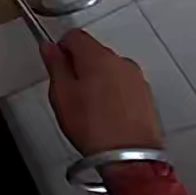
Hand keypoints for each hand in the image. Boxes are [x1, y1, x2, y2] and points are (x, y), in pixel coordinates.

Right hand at [40, 29, 163, 155]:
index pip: (74, 35)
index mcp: (97, 57)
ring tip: (86, 107)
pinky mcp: (145, 95)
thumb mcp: (61, 94)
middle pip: (93, 51)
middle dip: (78, 64)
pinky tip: (103, 114)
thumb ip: (55, 65)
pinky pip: (122, 84)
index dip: (60, 47)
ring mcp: (136, 79)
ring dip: (96, 79)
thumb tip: (50, 48)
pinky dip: (112, 92)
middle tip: (67, 89)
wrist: (129, 159)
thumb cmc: (95, 129)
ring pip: (108, 68)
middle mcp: (121, 62)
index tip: (55, 61)